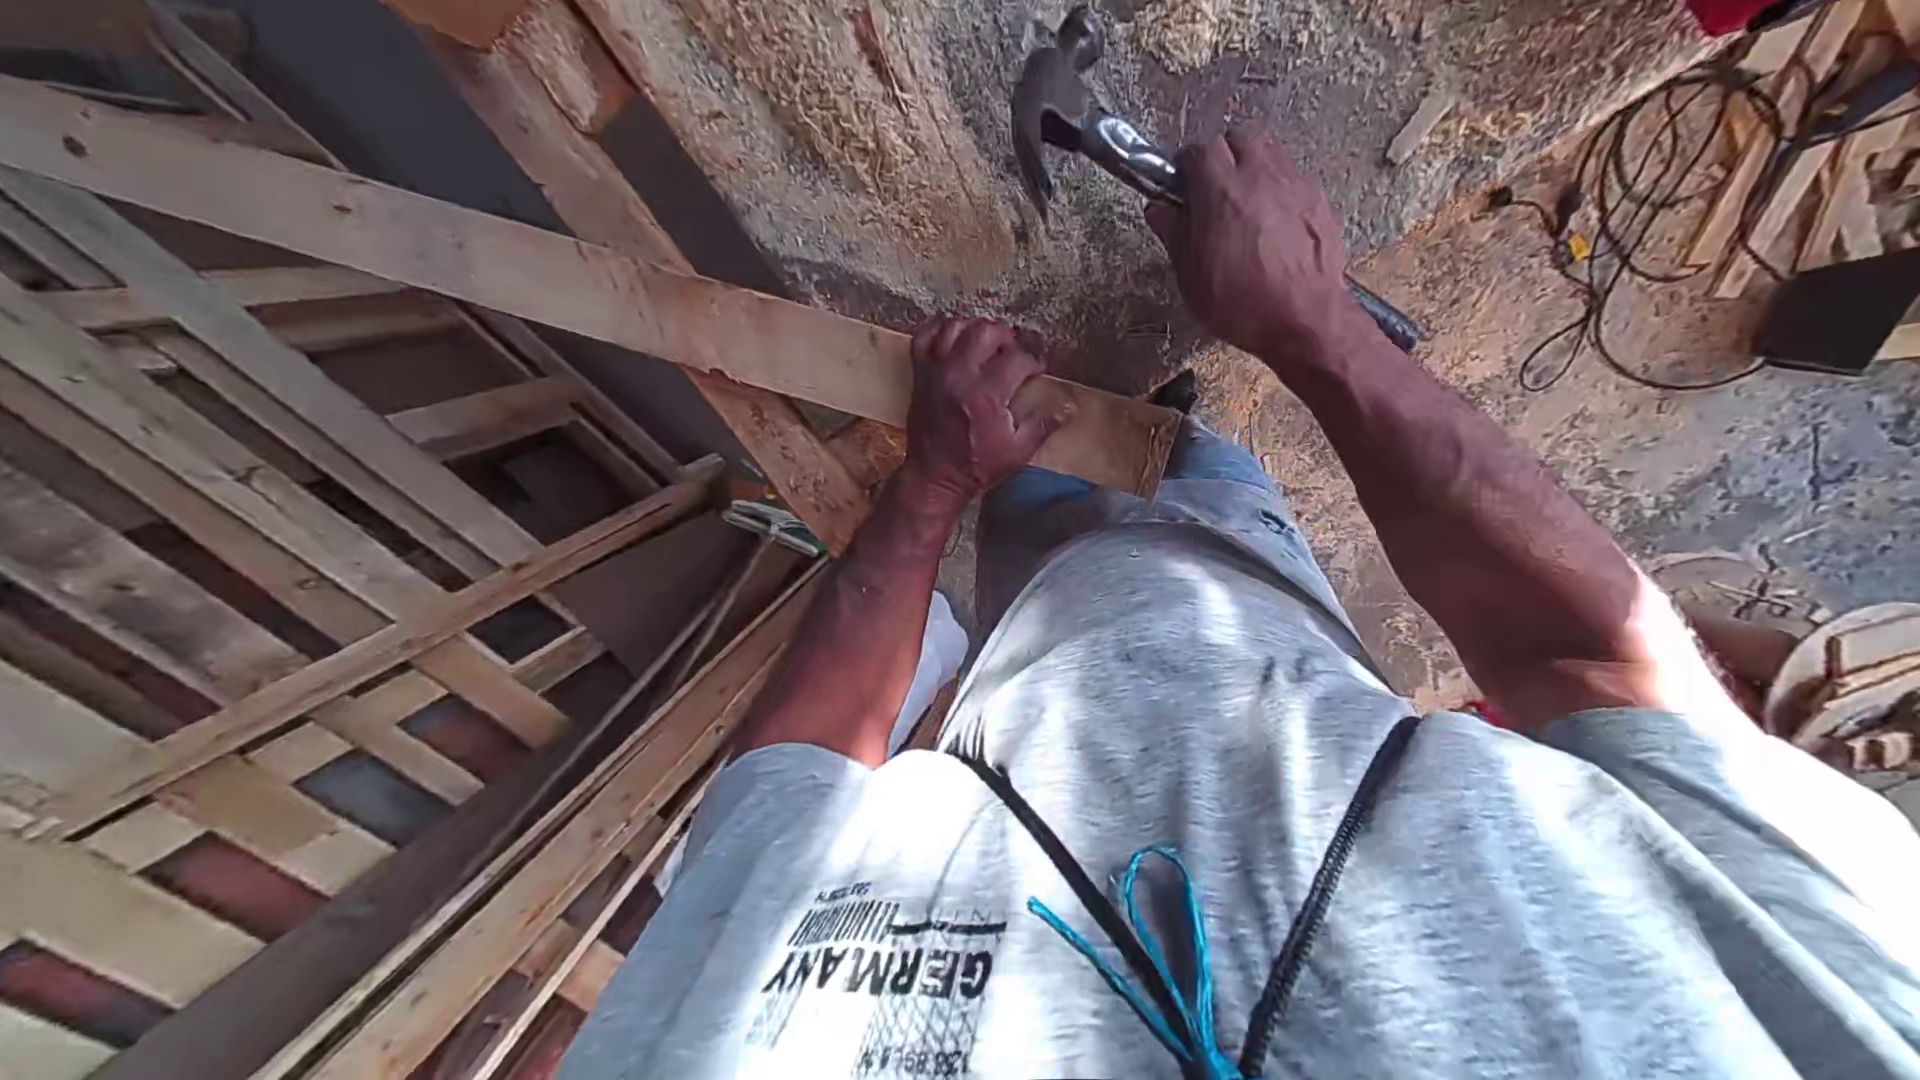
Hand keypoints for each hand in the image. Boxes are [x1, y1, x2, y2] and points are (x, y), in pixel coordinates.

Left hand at [900, 317, 1073, 511]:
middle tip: (1012, 352)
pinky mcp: (920, 375)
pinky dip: (939, 330)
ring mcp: (936, 373)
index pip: (1017, 357)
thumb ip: (1044, 424)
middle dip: (1006, 336)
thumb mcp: (1018, 451)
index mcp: (986, 395)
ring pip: (954, 326)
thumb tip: (1069, 405)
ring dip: (974, 329)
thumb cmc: (976, 466)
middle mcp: (959, 376)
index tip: (1037, 368)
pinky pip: (924, 336)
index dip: (1033, 359)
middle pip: (985, 330)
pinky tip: (954, 340)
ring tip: (986, 345)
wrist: (935, 477)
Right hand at [1146, 127, 1360, 359]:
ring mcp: (1292, 184)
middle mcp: (1259, 177)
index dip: (1185, 168)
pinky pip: (1290, 176)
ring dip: (1249, 166)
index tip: (1179, 187)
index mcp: (1221, 193)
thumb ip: (1174, 234)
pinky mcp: (1315, 199)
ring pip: (1267, 150)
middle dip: (1220, 157)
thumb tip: (1161, 211)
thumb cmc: (1245, 303)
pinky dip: (1274, 187)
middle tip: (1208, 190)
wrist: (1301, 318)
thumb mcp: (1191, 276)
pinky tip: (1266, 221)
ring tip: (1238, 202)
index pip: (1198, 151)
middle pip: (1237, 138)